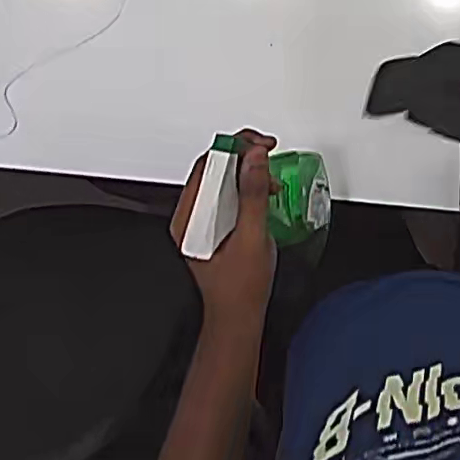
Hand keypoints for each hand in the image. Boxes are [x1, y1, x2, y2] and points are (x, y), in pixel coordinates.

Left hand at [170, 128, 277, 325]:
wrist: (239, 315)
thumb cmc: (241, 286)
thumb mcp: (253, 236)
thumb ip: (253, 195)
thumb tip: (254, 159)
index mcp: (190, 220)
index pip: (207, 166)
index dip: (234, 147)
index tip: (259, 143)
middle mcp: (191, 218)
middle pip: (213, 168)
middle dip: (243, 154)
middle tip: (267, 149)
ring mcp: (202, 221)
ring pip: (221, 178)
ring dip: (248, 170)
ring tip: (269, 178)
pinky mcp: (215, 224)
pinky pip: (228, 192)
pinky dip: (248, 185)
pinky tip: (263, 192)